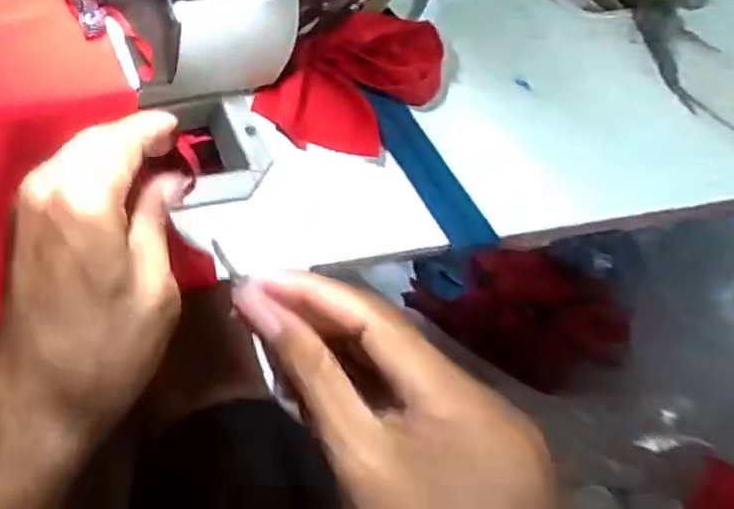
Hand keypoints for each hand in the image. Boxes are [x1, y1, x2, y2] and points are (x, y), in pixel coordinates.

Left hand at [0, 111, 188, 507]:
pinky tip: (115, 182)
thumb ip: (157, 216)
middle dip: (135, 136)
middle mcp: (49, 181)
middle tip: (171, 152)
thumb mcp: (153, 287)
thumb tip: (171, 177)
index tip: (182, 129)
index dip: (155, 129)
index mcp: (84, 197)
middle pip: (98, 136)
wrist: (34, 391)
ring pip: (78, 148)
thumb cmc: (105, 347)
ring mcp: (28, 193)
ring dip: (112, 148)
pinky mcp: (20, 208)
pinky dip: (91, 164)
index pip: (124, 137)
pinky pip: (62, 166)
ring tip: (149, 165)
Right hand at [234, 273, 554, 508]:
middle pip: (384, 332)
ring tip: (274, 329)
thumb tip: (257, 303)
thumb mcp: (356, 456)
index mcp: (460, 393)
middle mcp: (478, 392)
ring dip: (332, 341)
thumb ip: (310, 371)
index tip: (255, 278)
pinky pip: (403, 389)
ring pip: (392, 358)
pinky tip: (314, 368)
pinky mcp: (467, 438)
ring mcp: (478, 417)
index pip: (373, 315)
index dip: (311, 290)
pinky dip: (356, 375)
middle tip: (257, 303)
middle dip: (317, 313)